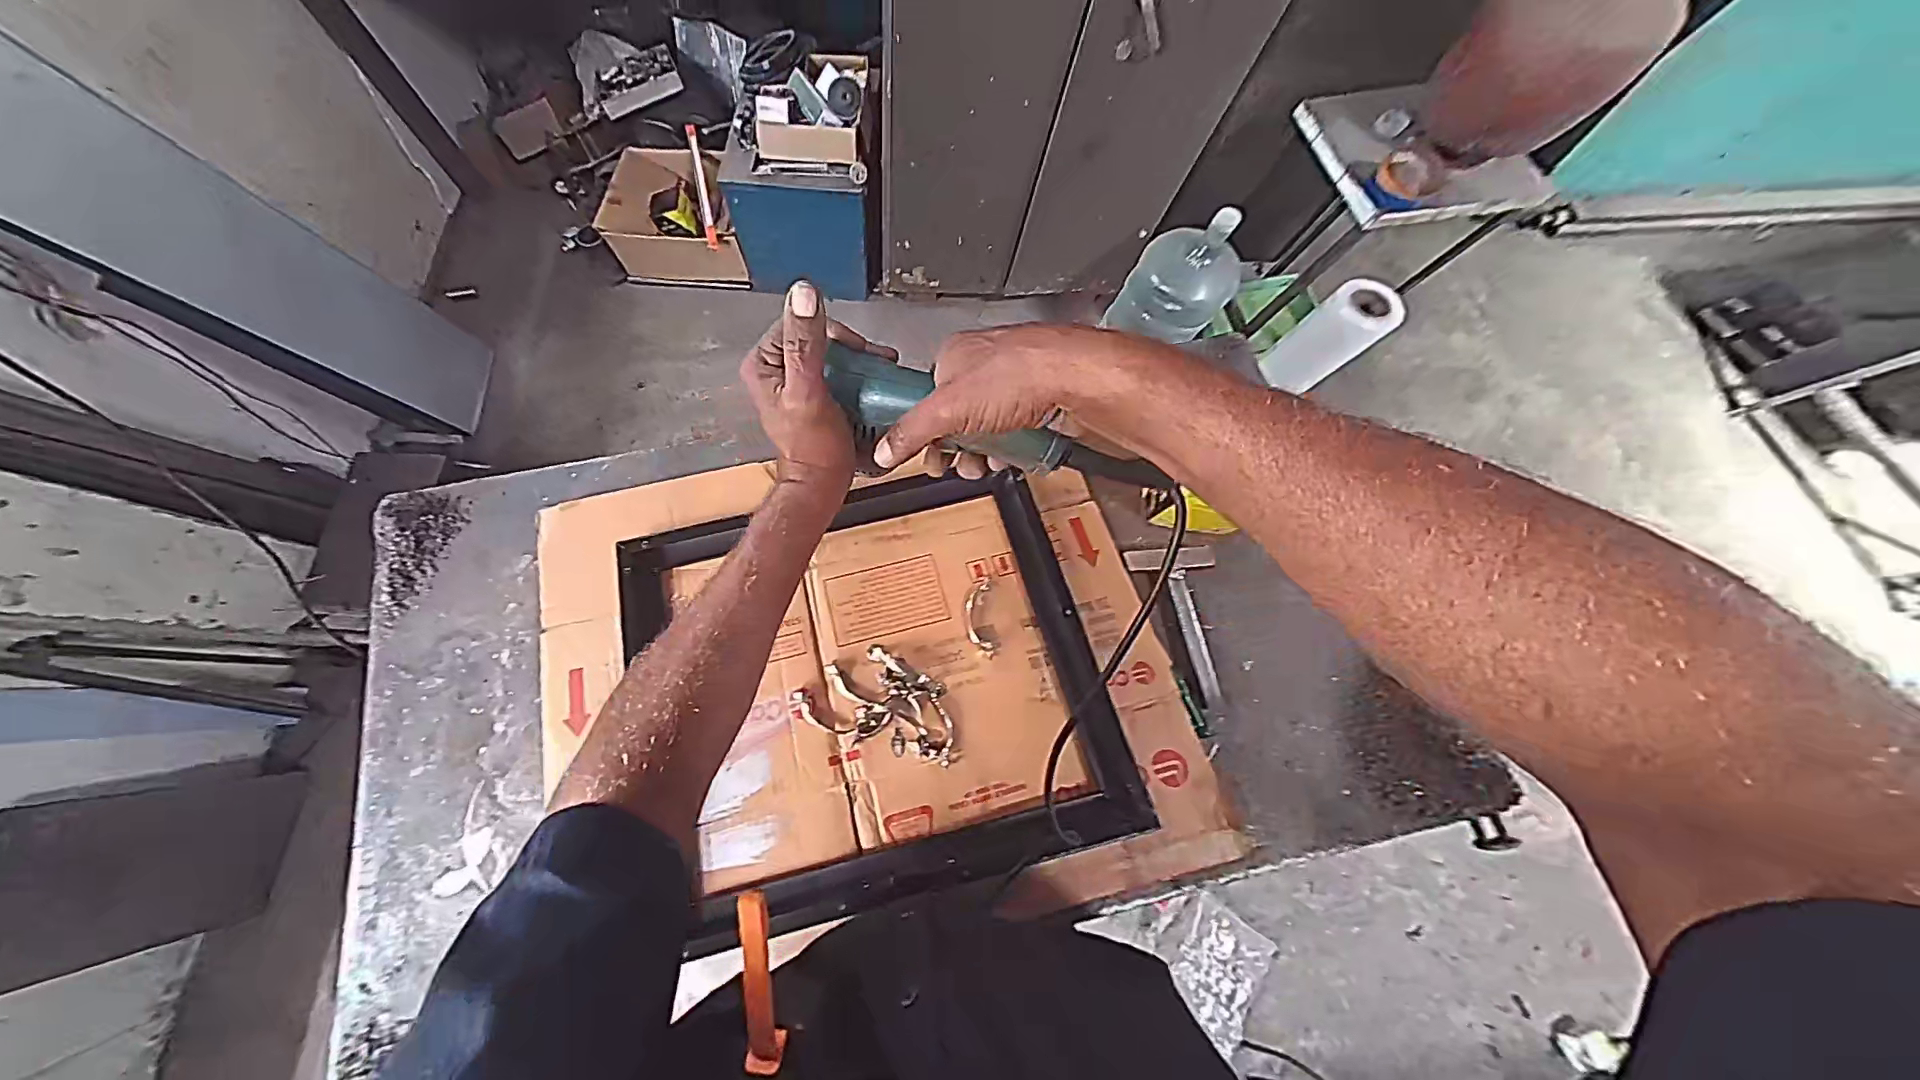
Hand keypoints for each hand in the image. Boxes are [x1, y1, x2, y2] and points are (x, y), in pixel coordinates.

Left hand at [741, 281, 891, 491]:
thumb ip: (805, 343)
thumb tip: (804, 294)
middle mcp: (777, 370)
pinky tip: (873, 385)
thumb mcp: (808, 389)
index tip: (857, 351)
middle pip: (821, 338)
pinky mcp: (816, 397)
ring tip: (879, 373)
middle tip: (874, 362)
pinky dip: (858, 376)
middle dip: (853, 349)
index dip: (835, 333)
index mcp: (764, 363)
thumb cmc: (813, 448)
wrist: (823, 483)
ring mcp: (797, 384)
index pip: (802, 323)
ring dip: (860, 361)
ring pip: (833, 355)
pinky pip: (839, 374)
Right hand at [873, 323, 1150, 476]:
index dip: (923, 429)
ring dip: (982, 454)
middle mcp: (983, 366)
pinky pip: (1013, 432)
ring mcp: (1013, 385)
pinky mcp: (1037, 404)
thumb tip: (883, 451)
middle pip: (956, 417)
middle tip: (955, 465)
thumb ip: (912, 431)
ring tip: (985, 466)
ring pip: (986, 428)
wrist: (1078, 381)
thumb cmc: (1022, 374)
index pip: (925, 396)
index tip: (922, 452)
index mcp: (954, 356)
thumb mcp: (950, 408)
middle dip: (955, 448)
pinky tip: (1011, 458)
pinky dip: (1009, 450)